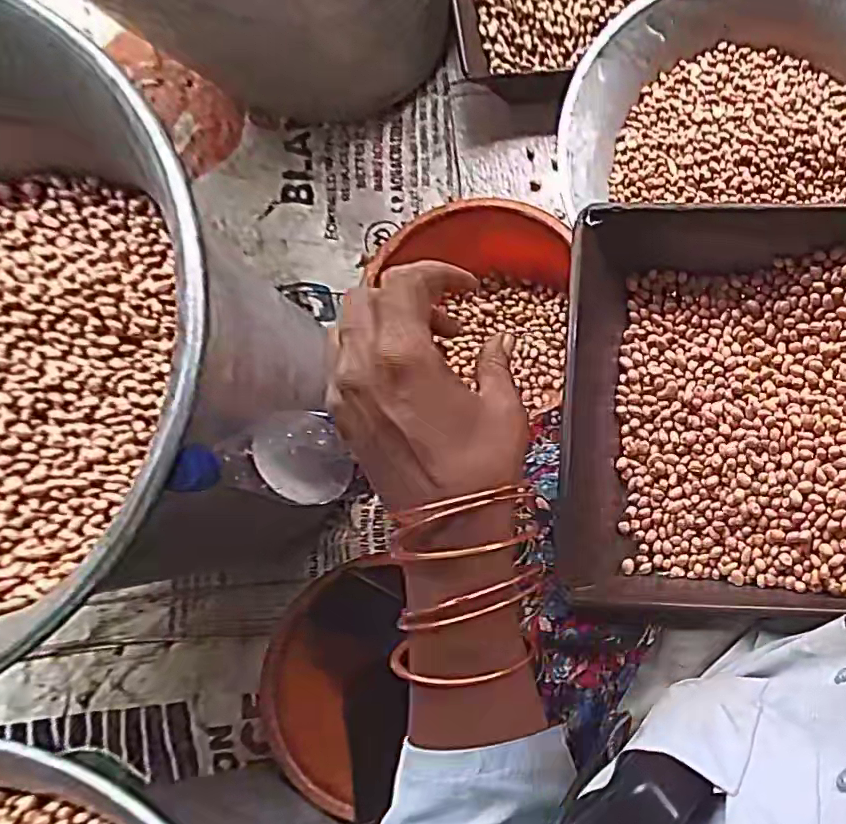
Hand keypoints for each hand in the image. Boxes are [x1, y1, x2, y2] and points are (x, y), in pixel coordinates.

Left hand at [327, 261, 527, 514]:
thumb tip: (499, 342)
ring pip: (346, 323)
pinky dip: (368, 348)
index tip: (464, 286)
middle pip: (367, 295)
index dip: (437, 274)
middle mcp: (362, 367)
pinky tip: (402, 372)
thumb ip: (497, 364)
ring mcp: (344, 391)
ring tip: (424, 344)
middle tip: (448, 319)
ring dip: (384, 319)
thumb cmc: (481, 472)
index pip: (404, 283)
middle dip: (409, 295)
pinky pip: (341, 359)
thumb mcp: (504, 410)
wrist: (449, 528)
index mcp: (404, 357)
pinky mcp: (342, 415)